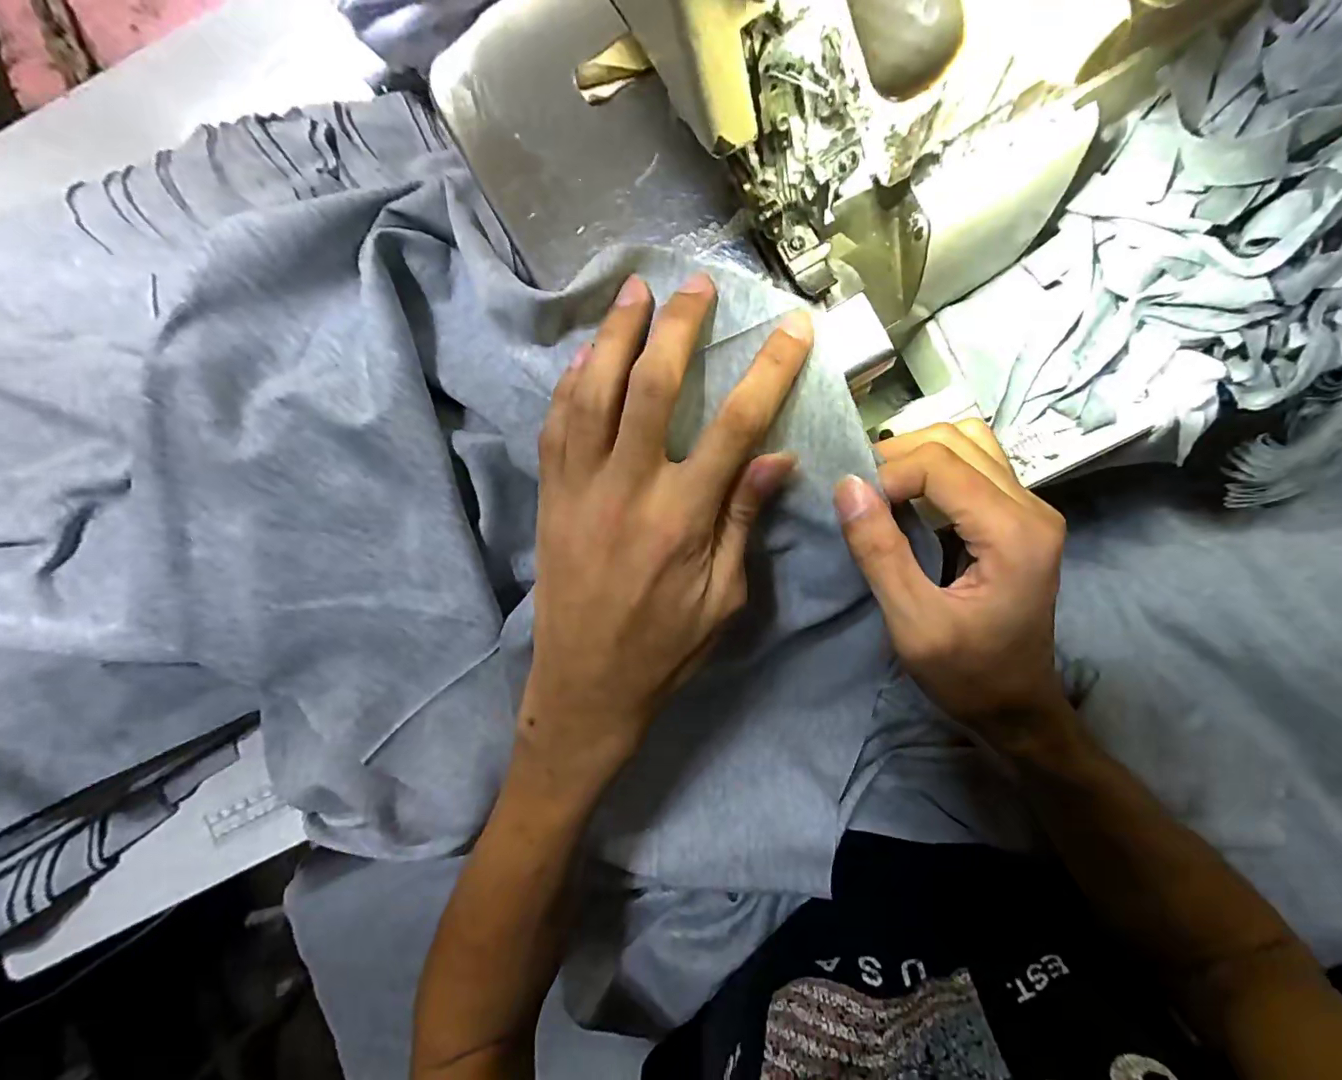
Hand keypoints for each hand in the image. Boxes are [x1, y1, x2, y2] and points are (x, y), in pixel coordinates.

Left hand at [522, 272, 813, 788]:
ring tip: (634, 292)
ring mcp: (580, 487)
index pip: (735, 426)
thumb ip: (743, 520)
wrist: (584, 685)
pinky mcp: (550, 496)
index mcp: (682, 517)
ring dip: (615, 335)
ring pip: (594, 391)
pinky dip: (571, 380)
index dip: (768, 371)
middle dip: (678, 327)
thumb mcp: (724, 598)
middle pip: (653, 386)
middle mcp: (628, 488)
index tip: (792, 330)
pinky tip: (586, 354)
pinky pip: (556, 423)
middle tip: (696, 285)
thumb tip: (778, 458)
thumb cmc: (666, 648)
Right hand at [834, 420, 1070, 744]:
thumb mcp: (914, 625)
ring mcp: (1032, 508)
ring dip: (919, 456)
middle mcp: (1032, 507)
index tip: (855, 511)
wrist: (1018, 707)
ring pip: (970, 442)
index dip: (888, 476)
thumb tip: (846, 486)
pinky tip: (910, 499)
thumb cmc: (969, 676)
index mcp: (1014, 532)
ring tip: (884, 491)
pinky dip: (935, 470)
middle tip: (863, 495)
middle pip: (957, 439)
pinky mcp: (1021, 516)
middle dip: (900, 457)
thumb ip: (881, 553)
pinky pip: (977, 464)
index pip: (939, 463)